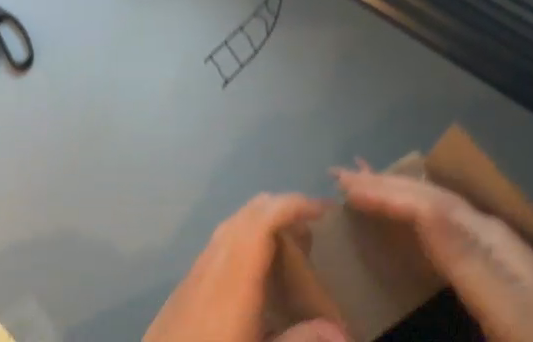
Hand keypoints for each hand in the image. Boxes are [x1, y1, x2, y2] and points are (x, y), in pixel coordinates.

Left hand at [144, 193, 348, 341]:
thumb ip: (299, 341)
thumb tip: (343, 332)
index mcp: (234, 275)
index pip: (264, 219)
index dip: (294, 205)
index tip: (324, 210)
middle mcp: (214, 260)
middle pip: (249, 212)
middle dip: (283, 207)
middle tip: (315, 228)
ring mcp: (198, 268)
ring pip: (233, 224)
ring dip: (263, 221)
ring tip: (293, 245)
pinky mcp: (189, 280)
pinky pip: (222, 241)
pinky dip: (247, 238)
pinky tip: (259, 269)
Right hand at [335, 166, 532, 341]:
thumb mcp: (511, 311)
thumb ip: (466, 258)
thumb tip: (421, 206)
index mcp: (492, 243)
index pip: (427, 204)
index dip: (385, 192)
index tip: (340, 188)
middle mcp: (495, 240)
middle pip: (433, 201)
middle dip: (387, 186)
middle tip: (340, 180)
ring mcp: (503, 261)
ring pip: (441, 213)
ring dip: (401, 198)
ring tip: (365, 191)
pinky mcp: (505, 284)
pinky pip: (450, 234)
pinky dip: (419, 220)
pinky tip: (411, 228)